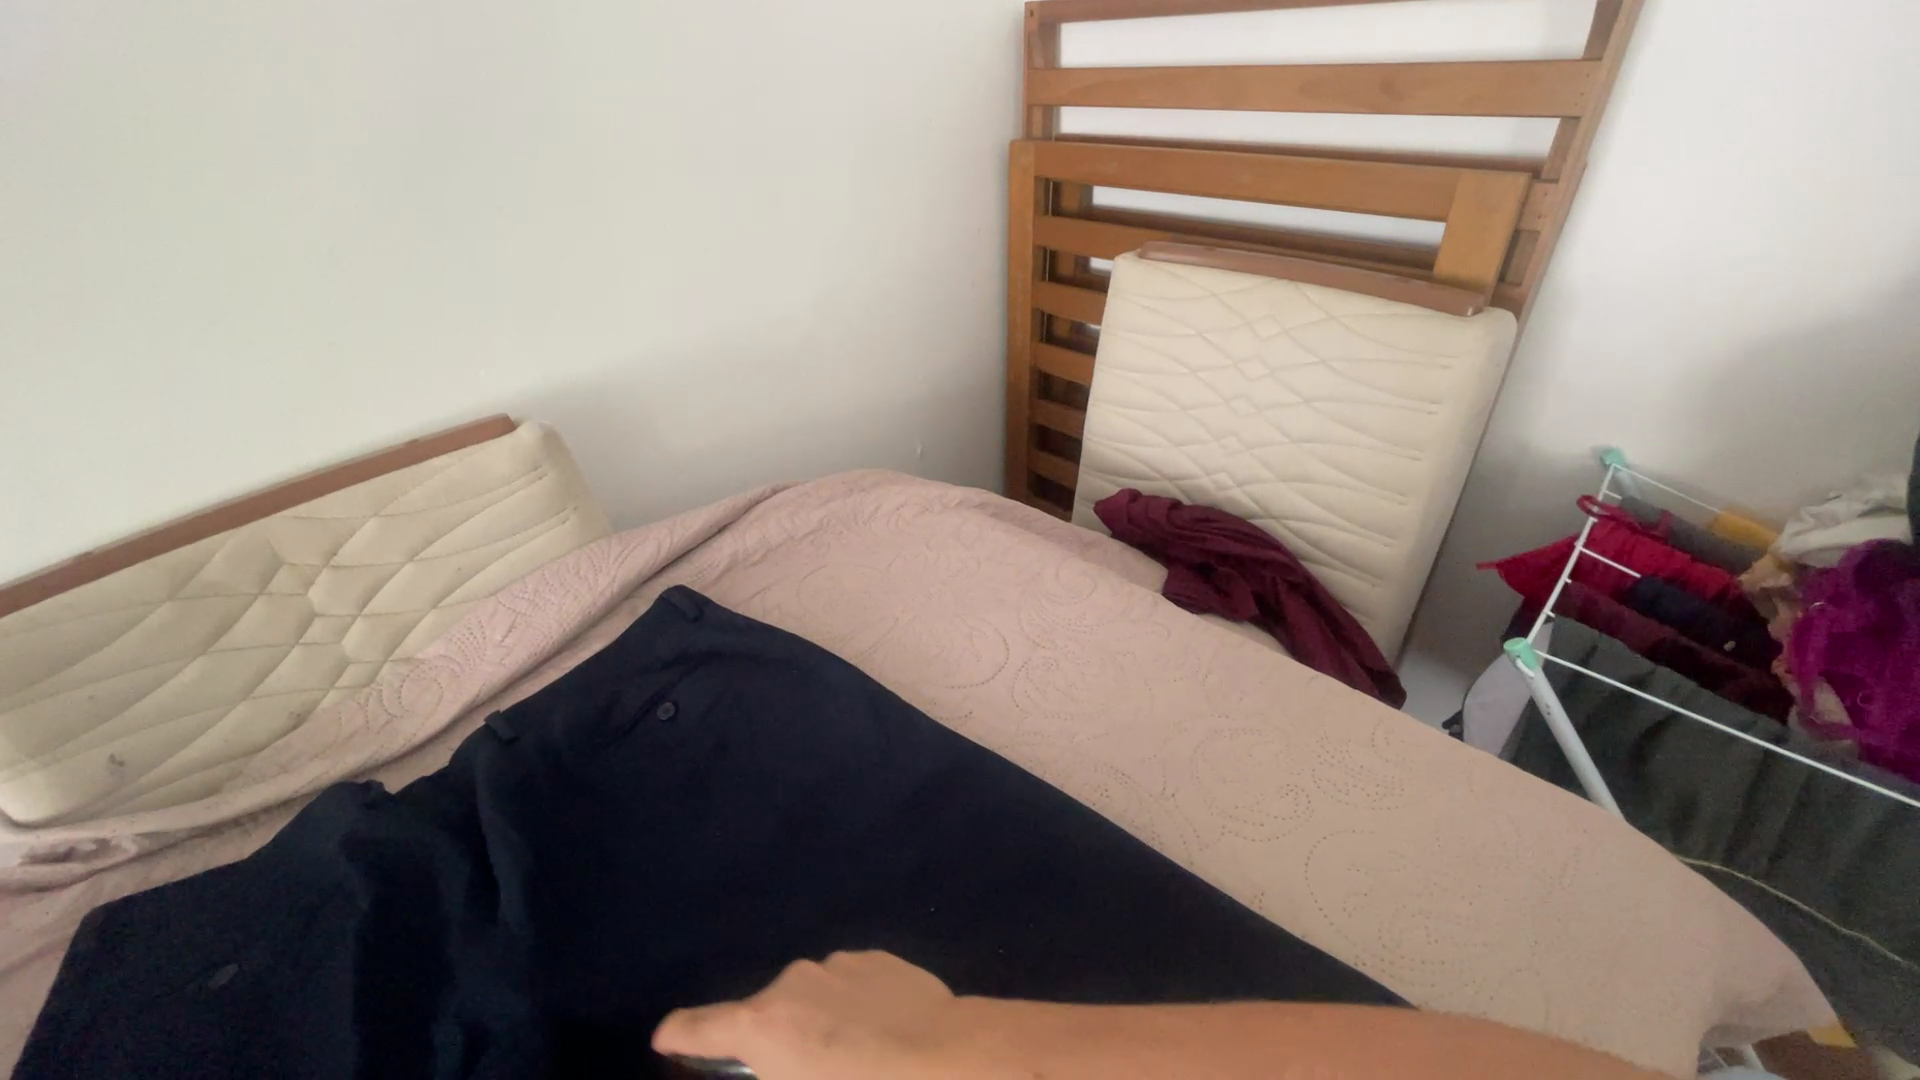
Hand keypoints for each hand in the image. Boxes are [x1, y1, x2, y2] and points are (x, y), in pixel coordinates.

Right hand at [652, 951, 972, 1079]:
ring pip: (812, 997)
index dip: (680, 1034)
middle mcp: (792, 982)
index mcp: (762, 1024)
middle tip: (800, 1073)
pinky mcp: (879, 958)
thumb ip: (776, 1065)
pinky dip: (852, 1006)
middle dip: (773, 1043)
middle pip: (764, 1014)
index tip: (667, 1037)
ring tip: (851, 1058)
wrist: (946, 1060)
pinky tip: (881, 1033)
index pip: (699, 1025)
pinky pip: (850, 986)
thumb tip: (778, 1060)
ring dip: (817, 1022)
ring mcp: (838, 964)